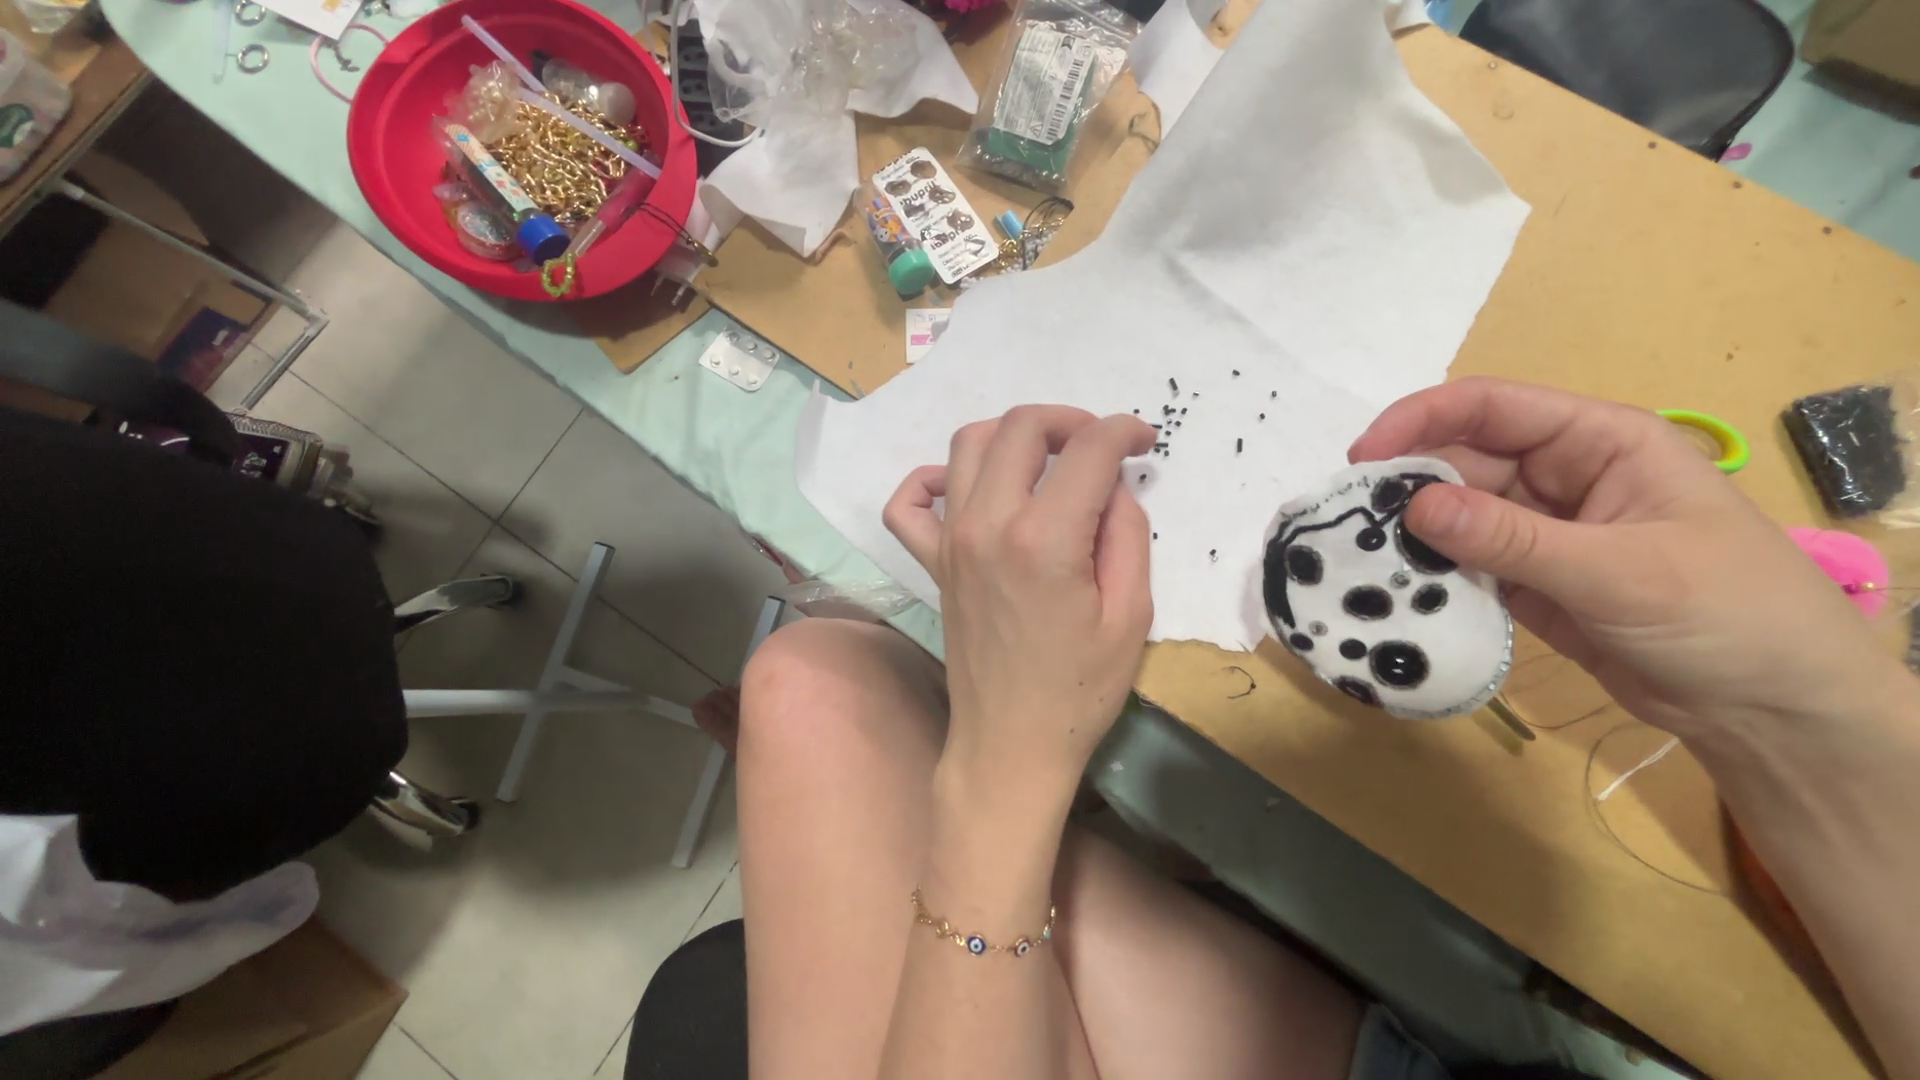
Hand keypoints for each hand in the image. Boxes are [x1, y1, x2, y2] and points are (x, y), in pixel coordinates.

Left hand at [884, 405, 1156, 798]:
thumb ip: (1127, 534)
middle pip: (1020, 428)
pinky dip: (931, 480)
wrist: (1011, 742)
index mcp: (1045, 539)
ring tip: (1046, 457)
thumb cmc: (1080, 689)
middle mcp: (988, 526)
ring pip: (967, 446)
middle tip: (1099, 444)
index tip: (1143, 441)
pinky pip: (908, 504)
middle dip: (1068, 420)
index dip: (1123, 431)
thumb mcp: (1132, 614)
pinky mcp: (931, 563)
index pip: (1087, 449)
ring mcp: (950, 542)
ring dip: (1012, 434)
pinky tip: (965, 487)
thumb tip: (1111, 485)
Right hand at [1349, 377, 1905, 739]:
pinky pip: (1461, 562)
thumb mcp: (1619, 572)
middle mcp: (1560, 476)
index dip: (1421, 420)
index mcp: (1598, 443)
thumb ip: (1511, 539)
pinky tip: (1394, 588)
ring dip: (1410, 534)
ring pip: (1453, 515)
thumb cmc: (1727, 615)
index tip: (1362, 456)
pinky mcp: (1525, 579)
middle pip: (1461, 461)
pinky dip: (1428, 572)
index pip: (1492, 408)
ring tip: (1360, 558)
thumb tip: (1413, 508)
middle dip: (1405, 485)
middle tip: (1349, 523)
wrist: (1772, 711)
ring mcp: (1539, 530)